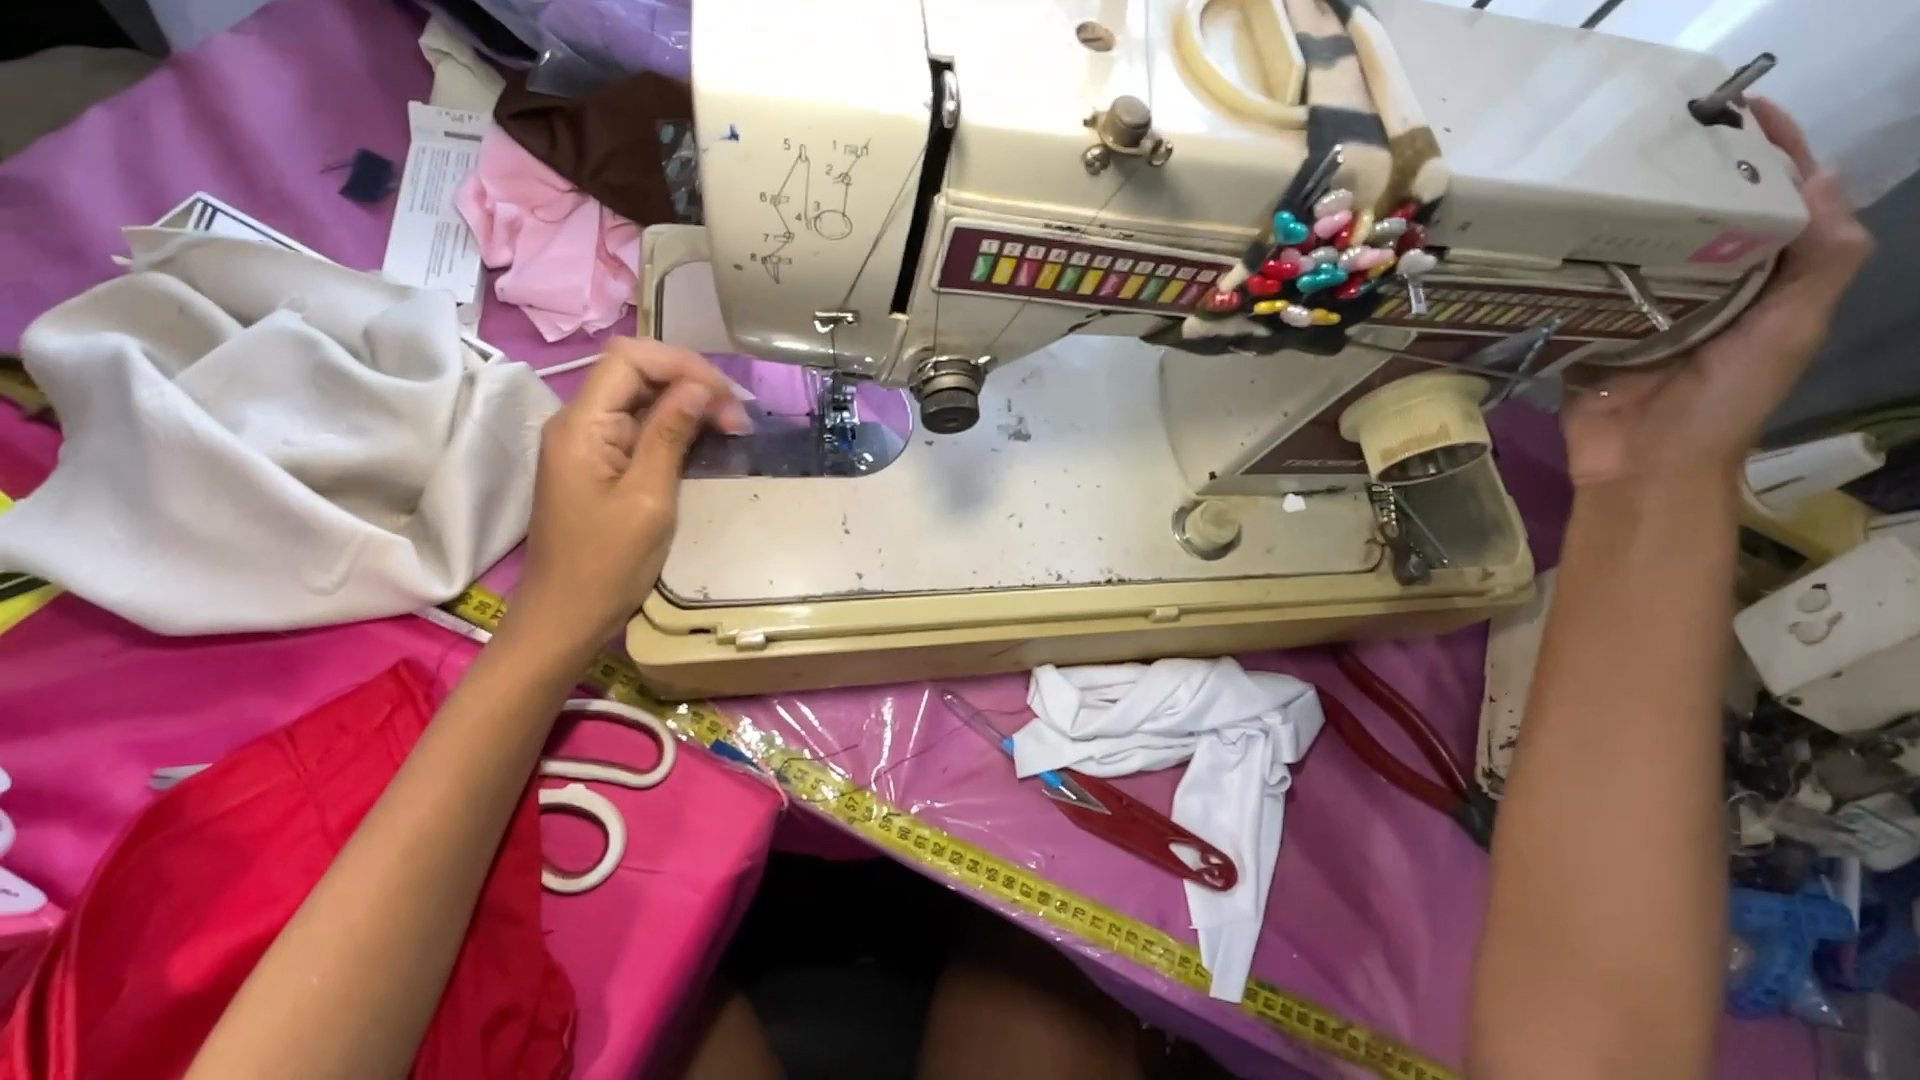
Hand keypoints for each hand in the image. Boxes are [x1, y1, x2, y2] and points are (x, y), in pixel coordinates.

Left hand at [502, 338, 752, 662]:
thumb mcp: (649, 499)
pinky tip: (704, 443)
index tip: (726, 398)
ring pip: (639, 399)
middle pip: (634, 372)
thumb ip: (670, 435)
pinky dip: (673, 427)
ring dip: (686, 405)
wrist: (565, 618)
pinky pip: (637, 428)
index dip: (681, 364)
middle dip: (690, 382)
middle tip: (737, 418)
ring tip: (731, 429)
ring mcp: (586, 444)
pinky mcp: (597, 465)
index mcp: (581, 425)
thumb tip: (699, 387)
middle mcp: (577, 423)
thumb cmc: (606, 565)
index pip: (629, 358)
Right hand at [1561, 99, 1872, 489]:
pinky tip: (1551, 233)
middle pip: (1694, 215)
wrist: (1641, 466)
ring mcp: (1633, 308)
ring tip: (1592, 173)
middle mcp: (1696, 286)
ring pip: (1632, 246)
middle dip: (1679, 175)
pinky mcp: (1583, 329)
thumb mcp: (1792, 330)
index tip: (1735, 109)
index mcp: (1756, 281)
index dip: (1765, 154)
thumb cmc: (1724, 403)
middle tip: (1646, 134)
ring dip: (1617, 213)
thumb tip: (1818, 176)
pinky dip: (1568, 263)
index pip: (1768, 202)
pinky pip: (1577, 288)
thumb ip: (1822, 260)